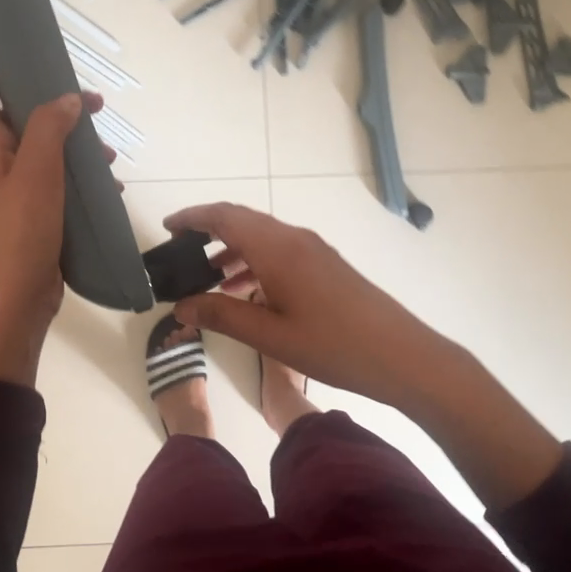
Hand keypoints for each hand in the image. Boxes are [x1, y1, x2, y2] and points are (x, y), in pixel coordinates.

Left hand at [0, 67, 107, 386]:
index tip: (32, 56)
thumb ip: (49, 128)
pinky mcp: (33, 215)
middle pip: (20, 119)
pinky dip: (80, 179)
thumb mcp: (37, 172)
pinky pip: (57, 184)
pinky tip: (109, 189)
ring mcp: (14, 192)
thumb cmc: (19, 232)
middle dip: (55, 107)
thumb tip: (66, 98)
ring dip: (75, 146)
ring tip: (107, 153)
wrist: (13, 302)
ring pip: (44, 152)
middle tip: (93, 104)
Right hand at [162, 203, 465, 410]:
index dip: (193, 217)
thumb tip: (180, 306)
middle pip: (243, 221)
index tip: (167, 227)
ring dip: (232, 249)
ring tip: (207, 279)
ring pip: (262, 237)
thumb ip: (222, 316)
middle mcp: (294, 238)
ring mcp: (313, 249)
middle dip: (209, 231)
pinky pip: (280, 250)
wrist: (402, 354)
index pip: (225, 217)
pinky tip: (246, 291)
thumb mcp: (270, 336)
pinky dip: (255, 261)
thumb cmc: (333, 346)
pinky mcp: (326, 264)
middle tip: (181, 253)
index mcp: (277, 248)